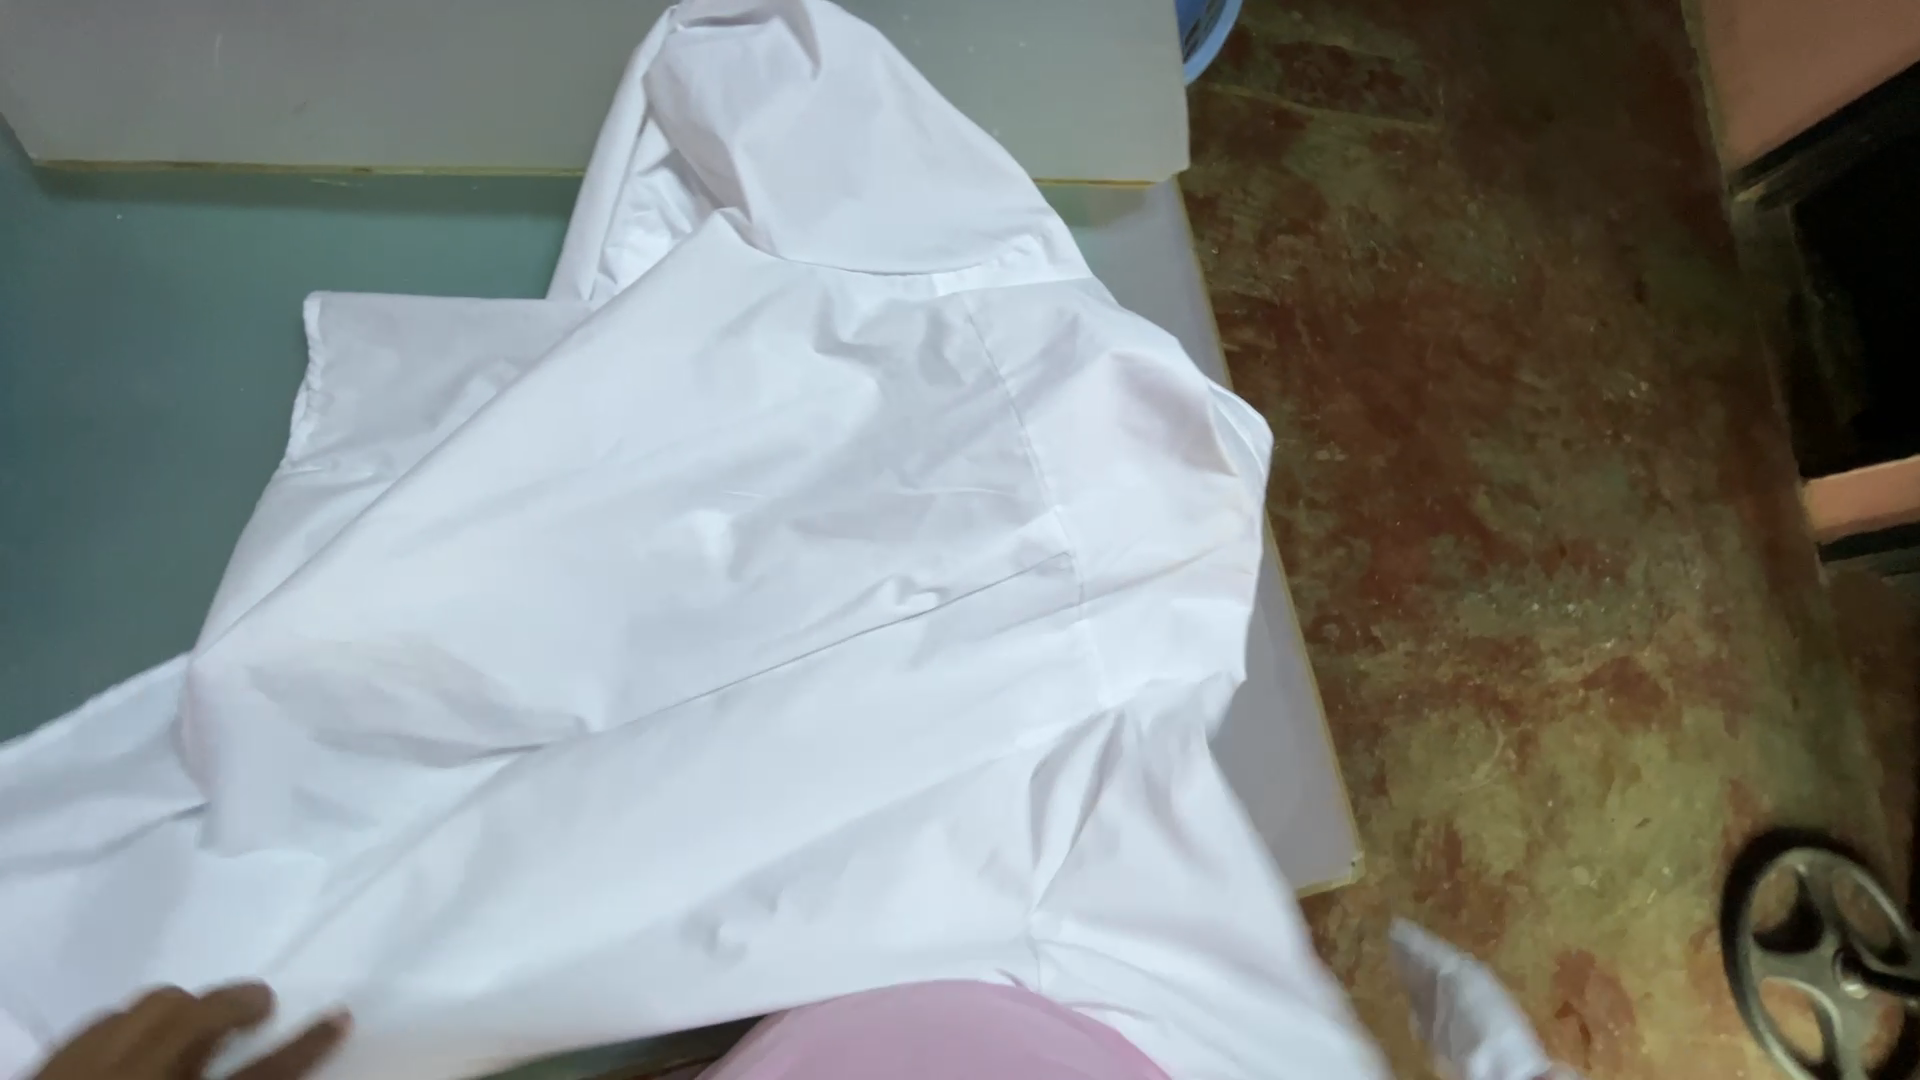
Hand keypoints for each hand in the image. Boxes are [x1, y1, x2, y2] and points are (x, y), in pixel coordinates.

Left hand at [30, 983, 348, 1079]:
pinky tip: (125, 1057)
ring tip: (185, 1038)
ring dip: (176, 1016)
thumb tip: (275, 1068)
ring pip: (142, 1010)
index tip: (340, 1017)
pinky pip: (87, 1031)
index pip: (257, 1077)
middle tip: (250, 1020)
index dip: (303, 1047)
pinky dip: (118, 1033)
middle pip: (190, 1016)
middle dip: (230, 1008)